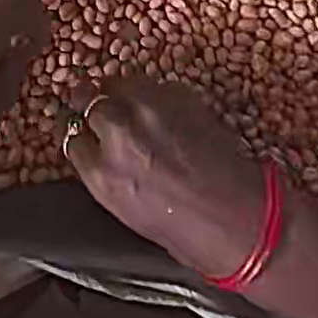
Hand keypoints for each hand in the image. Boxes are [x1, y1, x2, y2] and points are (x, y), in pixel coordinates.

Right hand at [64, 76, 267, 279]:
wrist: (245, 222)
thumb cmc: (187, 233)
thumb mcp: (127, 210)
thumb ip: (106, 174)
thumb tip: (100, 150)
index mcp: (101, 173)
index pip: (73, 137)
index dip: (81, 132)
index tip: (87, 132)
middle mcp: (118, 135)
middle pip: (90, 101)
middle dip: (93, 103)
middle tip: (100, 107)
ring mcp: (149, 111)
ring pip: (119, 83)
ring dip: (120, 91)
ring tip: (129, 102)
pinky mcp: (178, 96)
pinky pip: (153, 86)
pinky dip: (153, 95)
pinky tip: (163, 111)